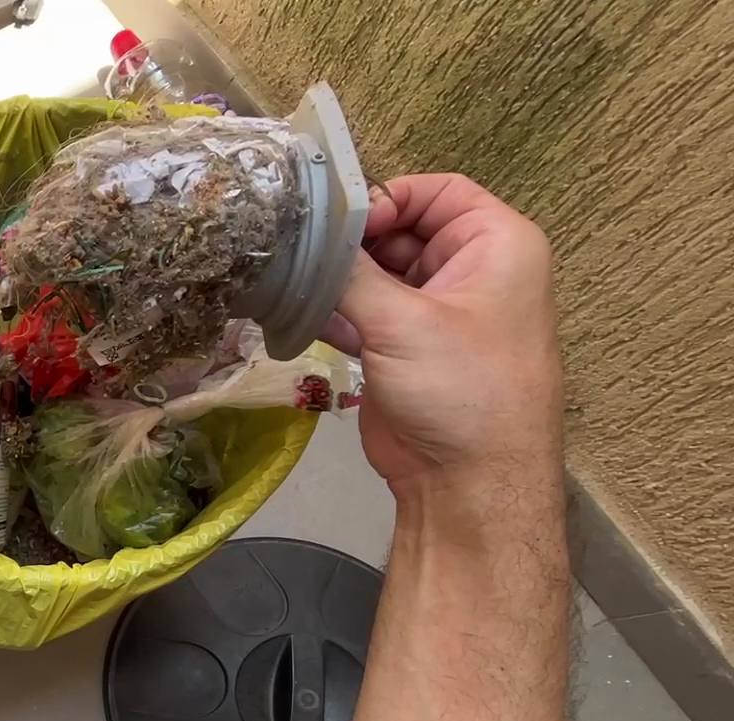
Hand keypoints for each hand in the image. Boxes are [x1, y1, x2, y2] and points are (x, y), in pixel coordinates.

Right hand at [325, 174, 560, 496]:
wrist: (462, 471)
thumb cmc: (457, 385)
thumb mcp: (402, 321)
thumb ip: (351, 278)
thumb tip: (304, 245)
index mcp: (493, 245)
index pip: (437, 192)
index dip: (385, 200)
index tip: (334, 230)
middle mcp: (461, 271)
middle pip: (396, 234)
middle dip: (348, 247)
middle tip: (295, 262)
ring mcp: (425, 312)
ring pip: (370, 277)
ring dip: (331, 285)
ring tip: (284, 290)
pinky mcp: (395, 346)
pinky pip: (357, 315)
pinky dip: (328, 315)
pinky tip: (294, 320)